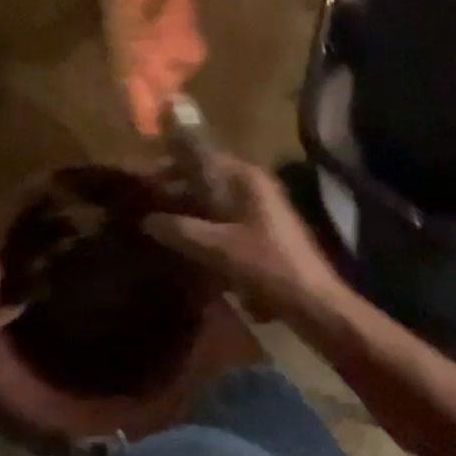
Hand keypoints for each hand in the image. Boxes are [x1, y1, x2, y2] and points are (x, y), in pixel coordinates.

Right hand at [145, 154, 345, 322]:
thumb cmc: (267, 265)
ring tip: (160, 220)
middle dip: (176, 185)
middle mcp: (253, 183)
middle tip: (146, 200)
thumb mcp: (218, 248)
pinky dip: (204, 221)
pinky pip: (225, 215)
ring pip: (215, 196)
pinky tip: (187, 240)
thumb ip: (181, 231)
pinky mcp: (263, 229)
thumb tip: (147, 220)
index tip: (143, 176)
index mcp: (245, 178)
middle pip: (207, 175)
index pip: (200, 156)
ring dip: (189, 205)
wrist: (313, 300)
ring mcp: (261, 206)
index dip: (170, 162)